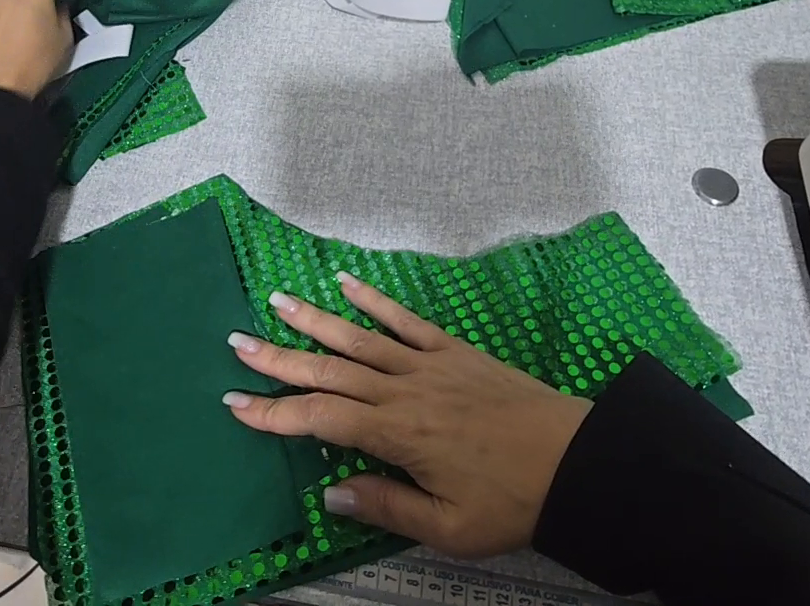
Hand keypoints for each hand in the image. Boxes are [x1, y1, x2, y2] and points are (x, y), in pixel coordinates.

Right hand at [223, 273, 591, 557]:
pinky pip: (405, 320)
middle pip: (328, 370)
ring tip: (277, 300)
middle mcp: (402, 389)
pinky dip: (374, 300)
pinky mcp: (450, 348)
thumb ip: (387, 507)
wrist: (572, 458)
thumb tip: (330, 493)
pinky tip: (347, 282)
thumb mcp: (449, 527)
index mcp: (397, 433)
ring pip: (358, 337)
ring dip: (314, 319)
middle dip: (279, 358)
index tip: (236, 403)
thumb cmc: (509, 500)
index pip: (321, 418)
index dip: (275, 412)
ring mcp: (426, 362)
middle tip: (237, 342)